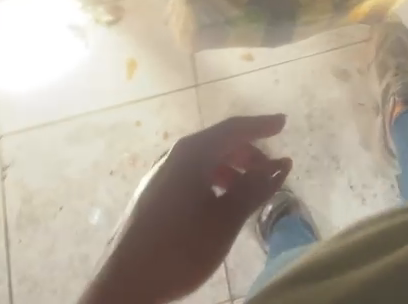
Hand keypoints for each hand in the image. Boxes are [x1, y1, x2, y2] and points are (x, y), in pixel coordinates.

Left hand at [83, 115, 291, 303]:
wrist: (123, 284)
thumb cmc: (179, 249)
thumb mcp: (225, 220)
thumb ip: (255, 188)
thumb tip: (281, 164)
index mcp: (193, 153)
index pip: (234, 128)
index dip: (261, 125)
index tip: (283, 123)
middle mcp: (176, 155)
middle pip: (220, 143)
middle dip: (250, 154)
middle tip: (272, 173)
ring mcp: (162, 174)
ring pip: (206, 160)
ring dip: (233, 170)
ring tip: (251, 193)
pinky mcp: (154, 194)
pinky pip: (193, 175)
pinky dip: (215, 181)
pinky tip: (221, 205)